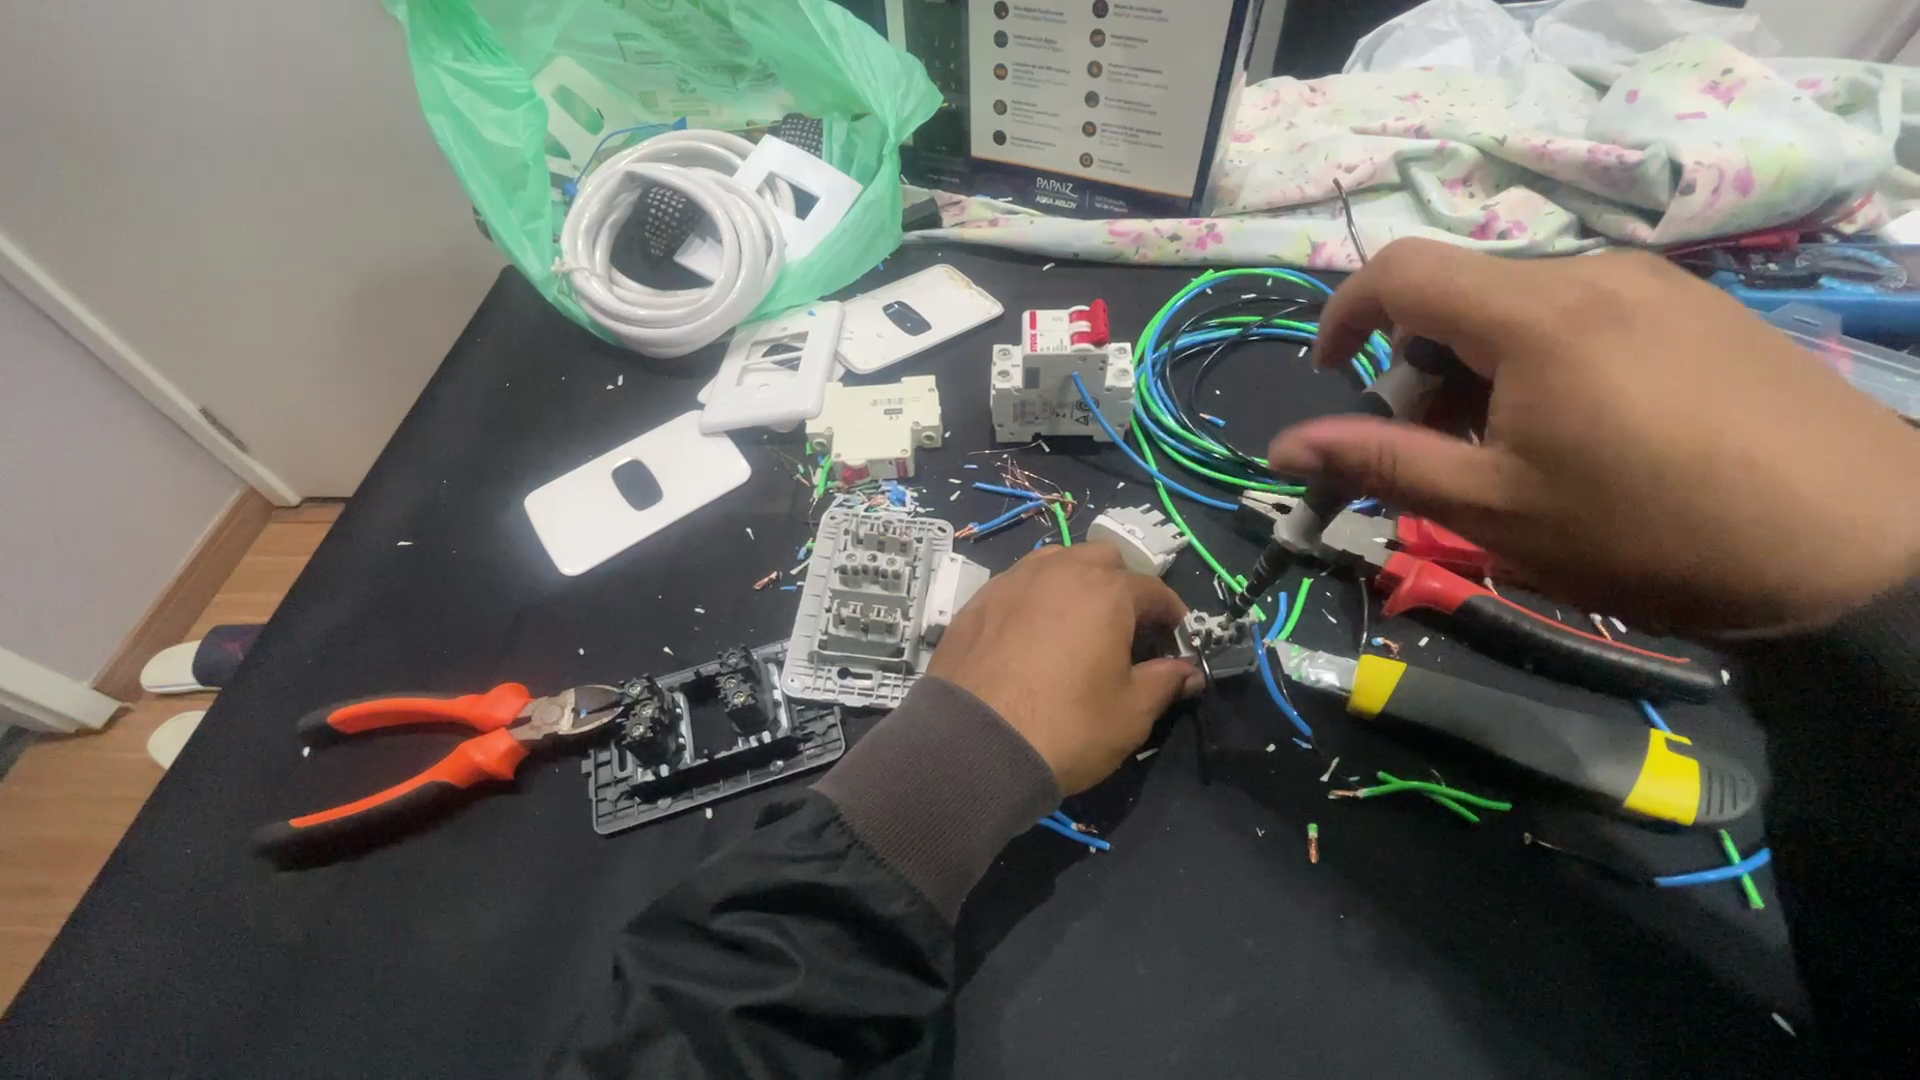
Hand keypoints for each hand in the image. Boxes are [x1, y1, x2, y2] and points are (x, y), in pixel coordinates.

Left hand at [927, 543, 1202, 792]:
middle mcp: (1059, 571)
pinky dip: (1035, 598)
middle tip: (1125, 628)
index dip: (1170, 615)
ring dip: (1075, 583)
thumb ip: (1165, 682)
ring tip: (1077, 624)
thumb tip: (1187, 671)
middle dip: (1121, 586)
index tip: (1175, 640)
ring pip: (1055, 563)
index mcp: (1106, 592)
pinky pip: (1018, 584)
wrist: (973, 745)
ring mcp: (1012, 581)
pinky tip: (1032, 634)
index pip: (1153, 590)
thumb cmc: (1066, 727)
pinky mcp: (978, 600)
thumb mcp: (1130, 713)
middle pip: (1102, 561)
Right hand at [1269, 239, 1919, 634]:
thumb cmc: (1646, 530)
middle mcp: (1593, 274)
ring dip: (1477, 370)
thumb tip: (1282, 447)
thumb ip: (1376, 463)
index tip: (1331, 374)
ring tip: (1509, 450)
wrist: (1864, 549)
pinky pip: (1581, 315)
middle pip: (1459, 295)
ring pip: (1518, 307)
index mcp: (1536, 314)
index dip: (1344, 314)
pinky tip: (1579, 432)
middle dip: (1418, 366)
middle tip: (1436, 447)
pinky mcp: (1700, 310)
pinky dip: (1538, 363)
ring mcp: (1657, 286)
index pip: (1401, 271)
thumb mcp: (1488, 506)